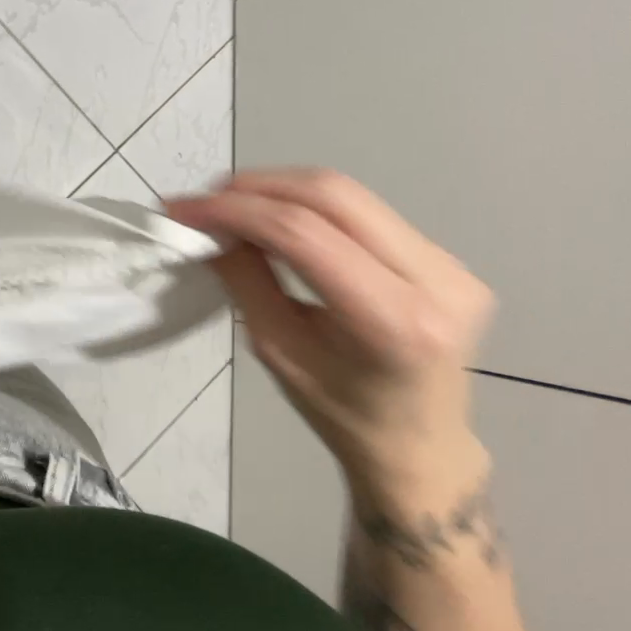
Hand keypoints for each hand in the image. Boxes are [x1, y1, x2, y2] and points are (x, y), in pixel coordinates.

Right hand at [166, 170, 493, 496]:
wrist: (419, 443)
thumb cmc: (339, 410)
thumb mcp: (276, 348)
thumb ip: (245, 278)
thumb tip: (209, 225)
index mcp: (393, 320)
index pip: (304, 234)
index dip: (235, 210)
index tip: (181, 209)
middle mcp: (436, 280)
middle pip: (332, 196)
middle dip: (256, 187)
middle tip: (204, 200)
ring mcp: (449, 262)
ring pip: (347, 193)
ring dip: (278, 189)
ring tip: (230, 205)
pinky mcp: (444, 255)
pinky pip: (362, 209)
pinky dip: (305, 204)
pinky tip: (273, 218)